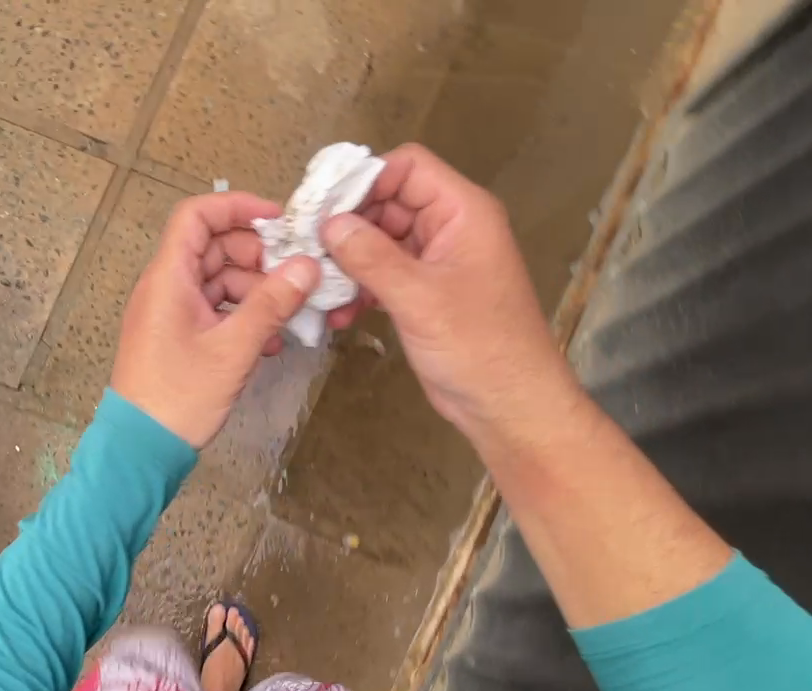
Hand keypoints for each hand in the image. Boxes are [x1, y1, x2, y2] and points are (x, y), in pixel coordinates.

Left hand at [110, 192, 320, 447]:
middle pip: (213, 248)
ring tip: (286, 318)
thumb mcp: (233, 349)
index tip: (279, 221)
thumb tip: (307, 266)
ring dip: (254, 293)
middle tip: (292, 277)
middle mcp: (164, 289)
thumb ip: (272, 304)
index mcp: (168, 278)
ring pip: (216, 283)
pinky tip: (268, 342)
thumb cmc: (180, 397)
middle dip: (256, 257)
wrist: (140, 449)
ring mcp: (168, 315)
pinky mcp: (175, 340)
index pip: (197, 215)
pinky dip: (239, 318)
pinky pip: (211, 312)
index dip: (237, 207)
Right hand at [320, 144, 581, 437]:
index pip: (408, 168)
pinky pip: (382, 277)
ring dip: (348, 264)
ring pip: (380, 244)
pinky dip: (359, 290)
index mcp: (461, 213)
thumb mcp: (418, 297)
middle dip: (348, 226)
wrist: (503, 400)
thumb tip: (329, 224)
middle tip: (307, 251)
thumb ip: (372, 257)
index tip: (323, 210)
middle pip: (388, 204)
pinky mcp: (421, 295)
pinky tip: (337, 314)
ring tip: (318, 288)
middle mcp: (447, 229)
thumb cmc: (475, 343)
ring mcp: (434, 264)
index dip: (366, 181)